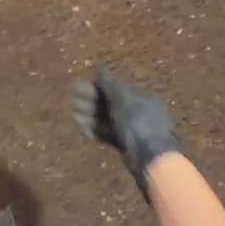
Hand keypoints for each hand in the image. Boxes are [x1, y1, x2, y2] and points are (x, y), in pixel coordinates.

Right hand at [72, 66, 182, 200]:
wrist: (151, 158)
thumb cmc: (138, 123)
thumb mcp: (122, 99)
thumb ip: (109, 83)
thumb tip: (98, 67)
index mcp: (143, 98)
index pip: (117, 89)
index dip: (98, 87)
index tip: (80, 86)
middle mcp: (139, 112)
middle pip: (111, 104)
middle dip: (91, 101)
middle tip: (73, 100)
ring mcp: (133, 129)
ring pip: (108, 119)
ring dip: (91, 116)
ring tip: (75, 114)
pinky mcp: (127, 144)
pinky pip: (109, 134)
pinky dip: (96, 130)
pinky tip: (83, 128)